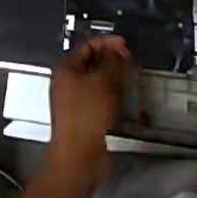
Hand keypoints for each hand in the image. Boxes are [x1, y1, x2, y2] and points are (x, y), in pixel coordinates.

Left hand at [48, 36, 132, 176]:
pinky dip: (112, 96)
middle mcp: (67, 82)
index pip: (87, 45)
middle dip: (112, 60)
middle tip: (130, 61)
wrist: (79, 154)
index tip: (125, 45)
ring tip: (131, 78)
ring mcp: (74, 100)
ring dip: (114, 78)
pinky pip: (99, 99)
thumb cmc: (87, 113)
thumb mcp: (103, 81)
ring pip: (96, 82)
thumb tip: (116, 51)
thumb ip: (111, 62)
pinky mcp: (84, 116)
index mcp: (66, 68)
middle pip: (91, 63)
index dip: (107, 42)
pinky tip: (125, 99)